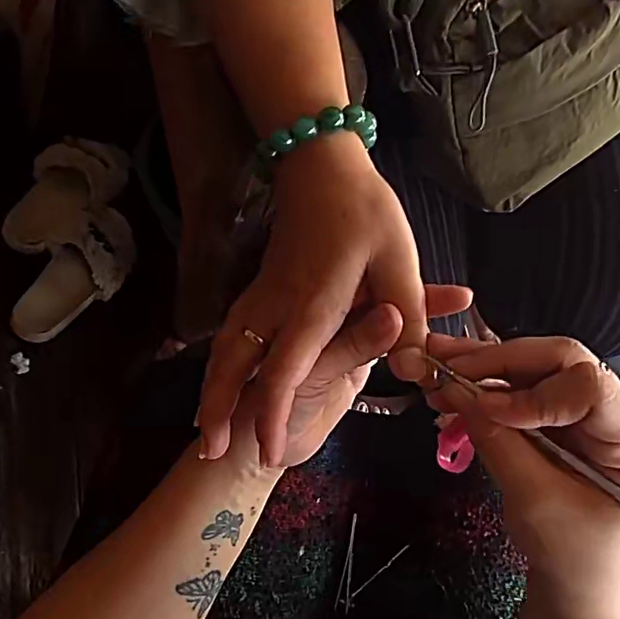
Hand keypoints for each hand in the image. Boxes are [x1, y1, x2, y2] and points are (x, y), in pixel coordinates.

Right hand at [198, 139, 427, 466]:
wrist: (319, 167)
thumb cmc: (363, 210)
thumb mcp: (398, 258)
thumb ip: (408, 315)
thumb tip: (414, 369)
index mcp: (312, 304)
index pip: (283, 369)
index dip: (271, 414)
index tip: (267, 451)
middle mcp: (275, 306)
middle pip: (232, 362)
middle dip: (217, 408)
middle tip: (210, 451)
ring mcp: (259, 296)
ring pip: (222, 347)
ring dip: (210, 389)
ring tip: (205, 429)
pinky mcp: (256, 290)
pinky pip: (227, 334)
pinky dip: (217, 364)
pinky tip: (217, 380)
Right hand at [395, 336, 619, 618]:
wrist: (572, 583)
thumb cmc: (569, 552)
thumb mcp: (533, 498)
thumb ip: (497, 440)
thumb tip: (455, 391)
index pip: (589, 386)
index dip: (533, 392)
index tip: (485, 411)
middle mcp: (617, 414)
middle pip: (561, 361)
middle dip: (500, 362)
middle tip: (448, 366)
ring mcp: (584, 413)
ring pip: (533, 366)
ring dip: (482, 367)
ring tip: (436, 369)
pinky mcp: (554, 416)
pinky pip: (517, 386)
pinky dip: (480, 385)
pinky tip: (448, 388)